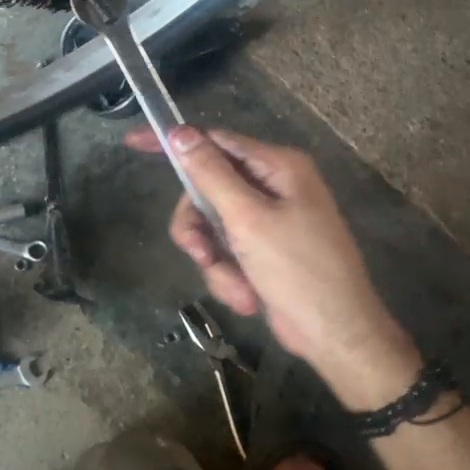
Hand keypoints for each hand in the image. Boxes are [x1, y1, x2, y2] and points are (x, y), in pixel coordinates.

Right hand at [128, 126, 414, 391]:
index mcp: (278, 167)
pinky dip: (228, 275)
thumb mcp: (247, 219)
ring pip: (210, 225)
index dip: (173, 142)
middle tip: (199, 252)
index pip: (213, 140)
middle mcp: (273, 187)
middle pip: (205, 189)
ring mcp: (267, 220)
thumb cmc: (299, 271)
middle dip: (199, 227)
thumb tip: (180, 133)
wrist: (336, 336)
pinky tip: (249, 296)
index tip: (133, 143)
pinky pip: (224, 251)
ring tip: (237, 286)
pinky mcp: (261, 250)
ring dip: (215, 260)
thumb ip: (210, 173)